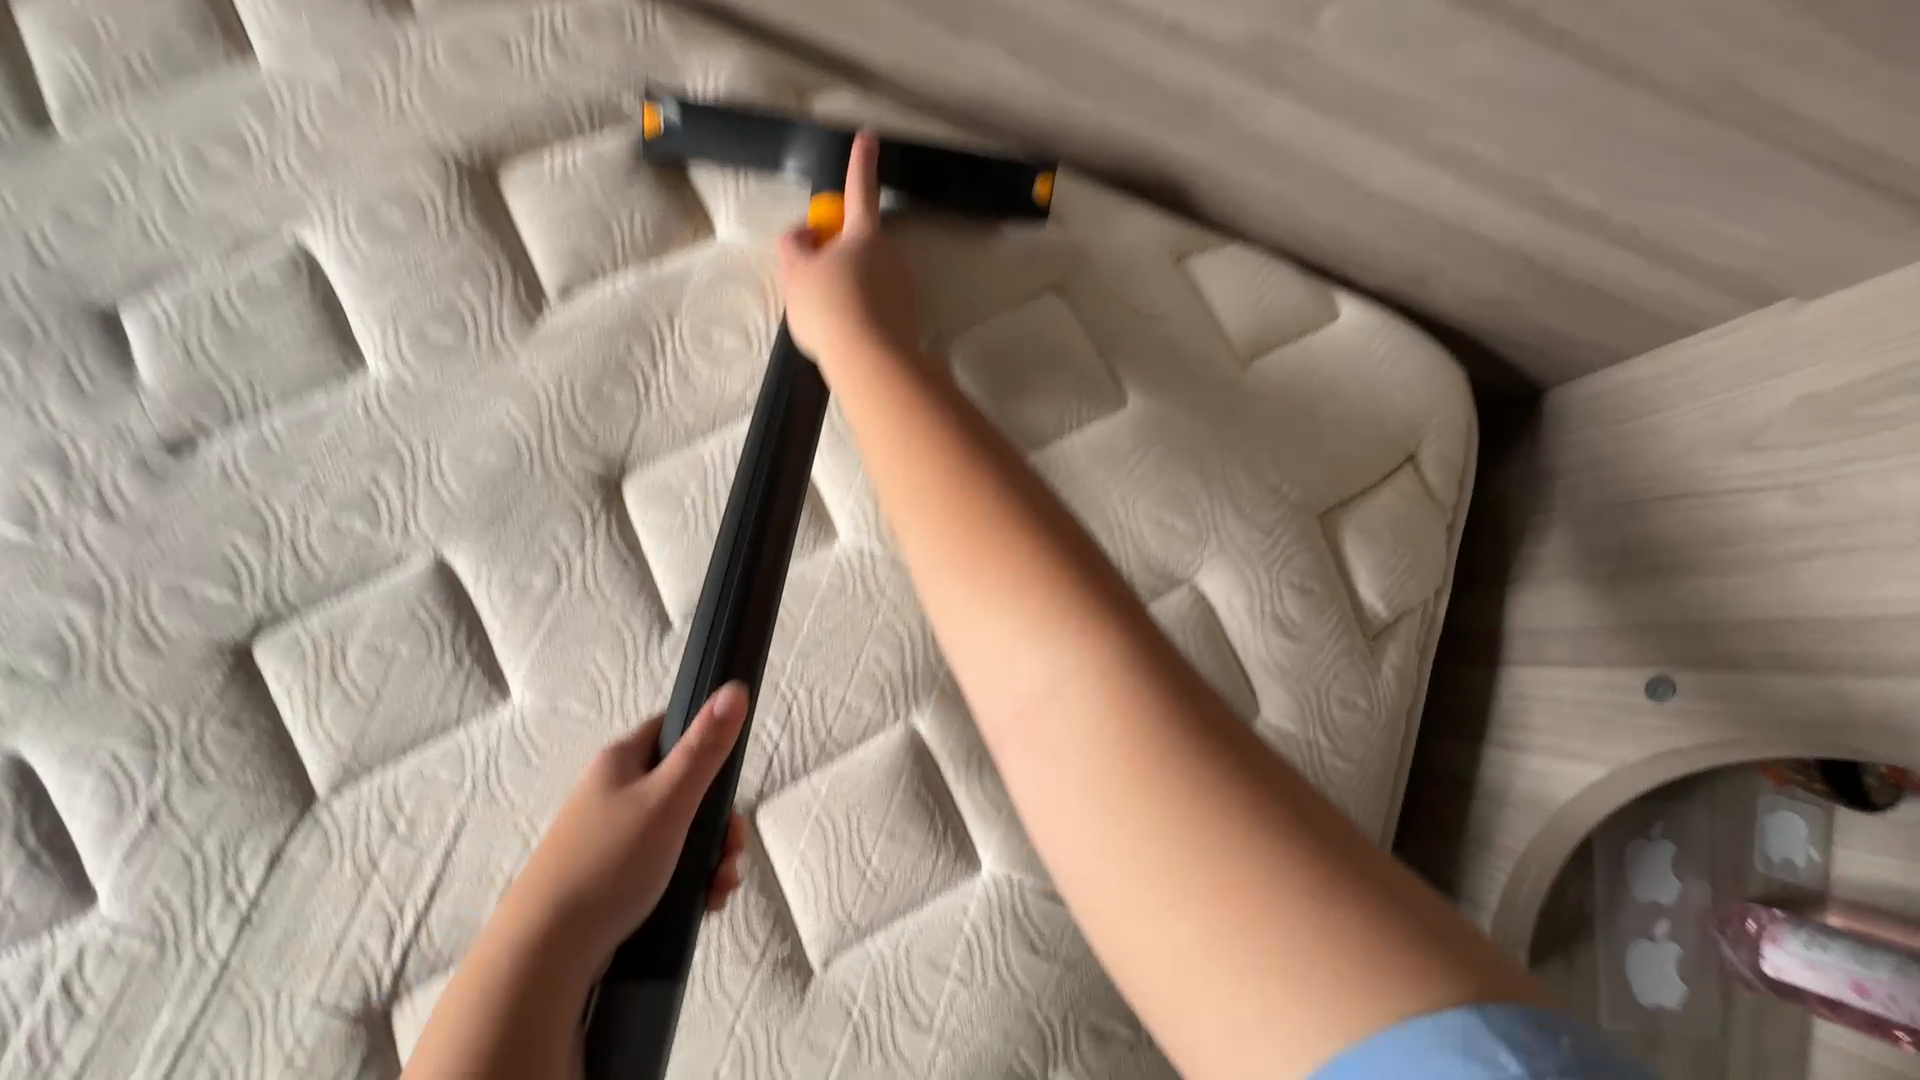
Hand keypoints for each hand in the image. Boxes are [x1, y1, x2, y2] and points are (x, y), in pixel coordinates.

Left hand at [505, 682, 752, 961]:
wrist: (546, 954)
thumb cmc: (609, 863)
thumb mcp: (667, 800)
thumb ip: (705, 748)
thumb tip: (734, 686)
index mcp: (622, 762)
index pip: (674, 729)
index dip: (709, 744)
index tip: (731, 779)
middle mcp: (617, 794)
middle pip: (689, 788)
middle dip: (722, 822)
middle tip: (732, 851)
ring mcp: (616, 839)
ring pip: (684, 834)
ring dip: (714, 857)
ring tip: (722, 888)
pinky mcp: (617, 880)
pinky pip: (670, 868)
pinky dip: (694, 882)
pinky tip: (707, 904)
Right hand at [777, 130, 919, 367]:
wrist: (870, 361)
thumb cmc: (829, 308)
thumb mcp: (795, 273)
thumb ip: (793, 248)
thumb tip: (802, 238)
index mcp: (864, 235)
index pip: (860, 190)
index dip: (860, 163)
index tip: (868, 137)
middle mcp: (890, 255)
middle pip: (857, 245)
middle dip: (834, 255)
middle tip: (808, 279)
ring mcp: (902, 288)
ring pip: (865, 278)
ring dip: (845, 287)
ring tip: (823, 315)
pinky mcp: (906, 318)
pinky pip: (874, 306)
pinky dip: (857, 313)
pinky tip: (843, 332)